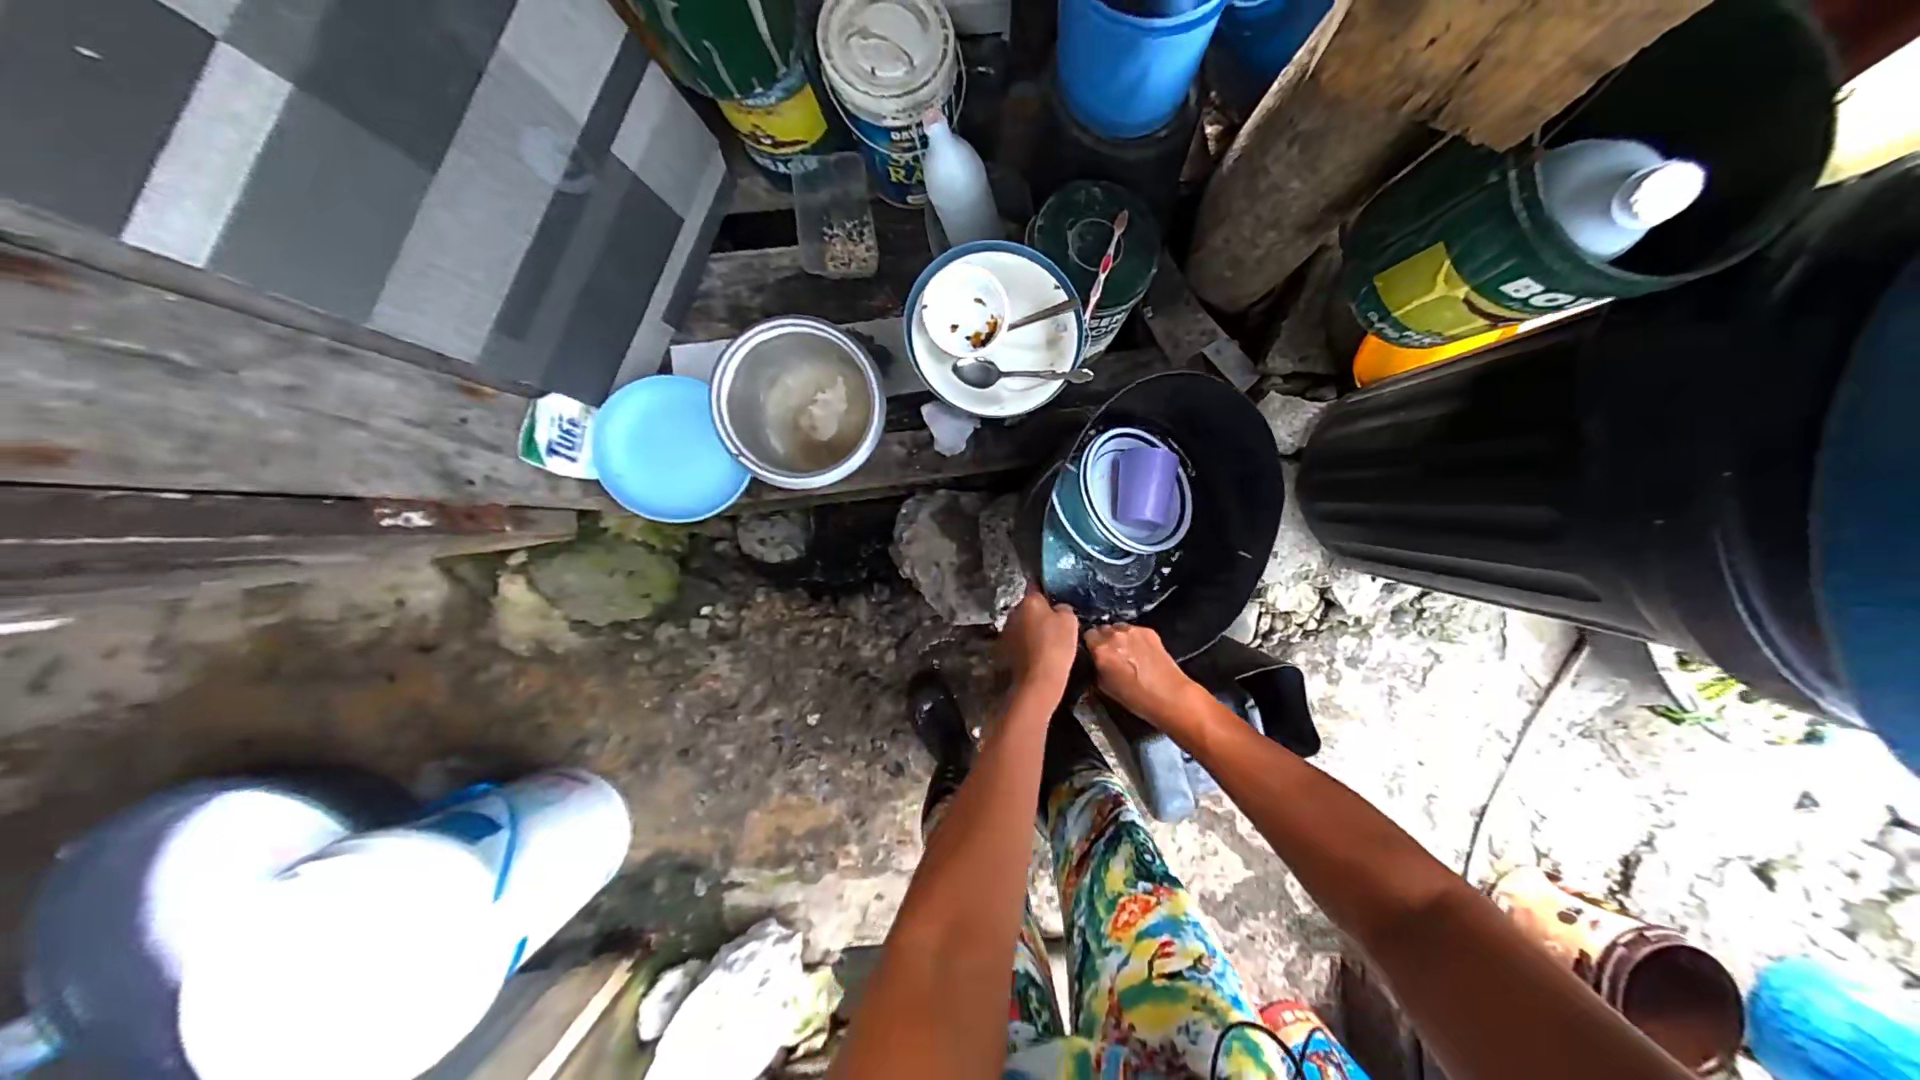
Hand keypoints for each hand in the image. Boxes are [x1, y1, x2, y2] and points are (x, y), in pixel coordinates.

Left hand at [999, 584, 1078, 687]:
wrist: (1037, 679)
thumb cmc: (1056, 646)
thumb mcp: (1070, 621)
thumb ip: (1063, 608)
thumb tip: (1057, 608)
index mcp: (1029, 601)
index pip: (1036, 588)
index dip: (1046, 594)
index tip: (1054, 603)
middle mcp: (1013, 611)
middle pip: (1027, 608)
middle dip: (1037, 614)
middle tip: (1052, 626)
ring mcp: (1006, 630)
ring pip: (1021, 624)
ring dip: (1029, 629)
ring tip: (1044, 642)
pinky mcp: (1002, 647)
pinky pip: (1016, 640)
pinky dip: (1023, 644)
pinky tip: (1034, 654)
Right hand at [1083, 624, 1202, 725]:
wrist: (1169, 696)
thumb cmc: (1134, 697)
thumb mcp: (1103, 686)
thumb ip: (1095, 667)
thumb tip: (1095, 659)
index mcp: (1100, 649)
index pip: (1087, 635)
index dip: (1090, 644)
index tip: (1094, 653)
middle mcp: (1114, 635)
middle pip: (1102, 629)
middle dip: (1103, 639)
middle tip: (1110, 654)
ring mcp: (1132, 630)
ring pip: (1118, 627)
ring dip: (1118, 637)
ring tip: (1126, 652)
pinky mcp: (1149, 631)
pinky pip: (1134, 630)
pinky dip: (1134, 638)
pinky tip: (1140, 651)